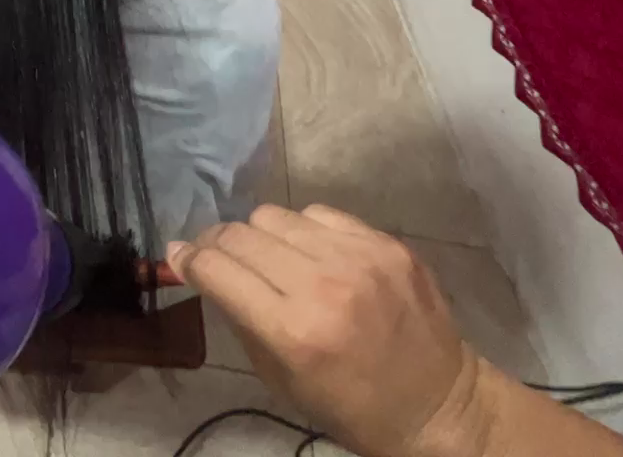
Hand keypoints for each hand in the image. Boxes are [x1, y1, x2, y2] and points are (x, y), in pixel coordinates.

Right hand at [167, 204, 487, 456]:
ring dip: (261, 236)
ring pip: (273, 215)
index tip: (179, 255)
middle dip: (218, 244)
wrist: (443, 408)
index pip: (216, 268)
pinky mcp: (385, 244)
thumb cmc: (350, 406)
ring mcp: (358, 258)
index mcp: (293, 331)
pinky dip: (304, 232)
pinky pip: (317, 213)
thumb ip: (235, 314)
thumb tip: (193, 263)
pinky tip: (316, 256)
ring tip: (273, 258)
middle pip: (239, 234)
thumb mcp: (278, 377)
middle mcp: (322, 285)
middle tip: (218, 257)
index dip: (187, 258)